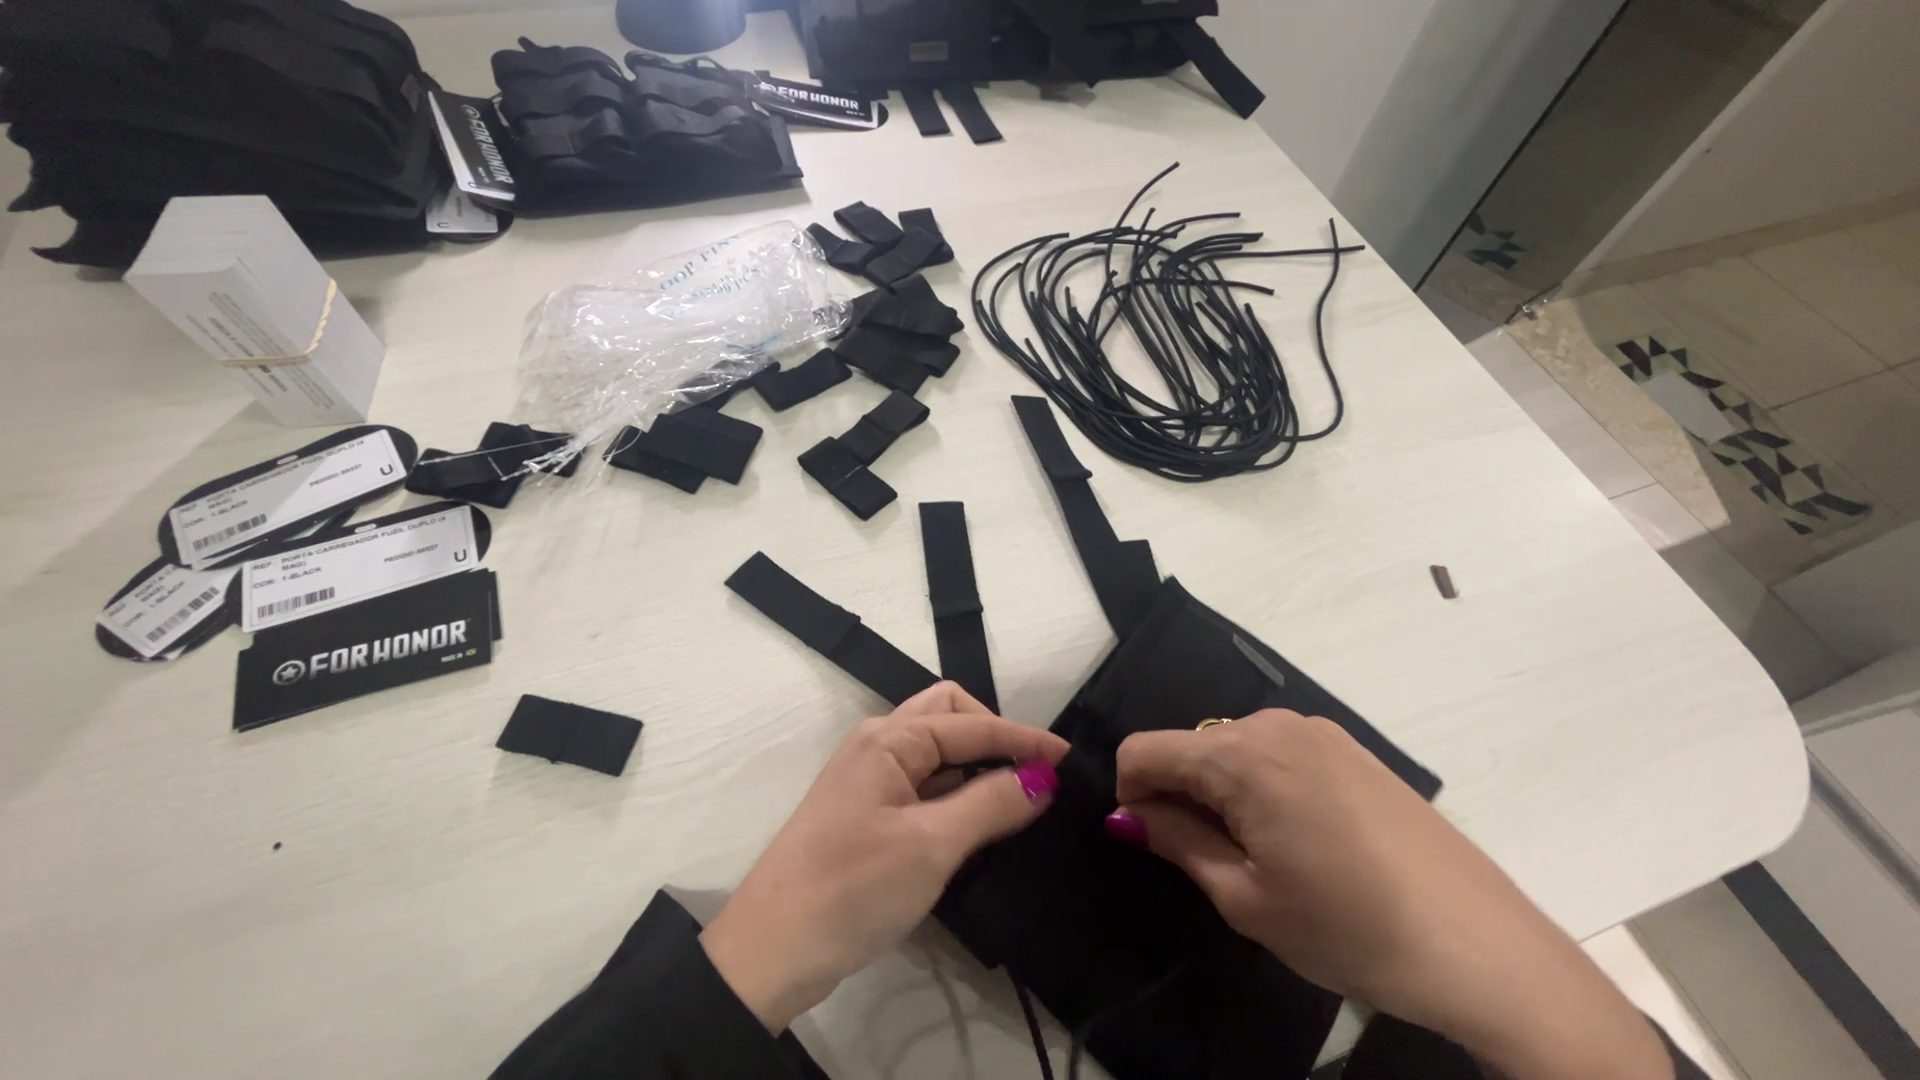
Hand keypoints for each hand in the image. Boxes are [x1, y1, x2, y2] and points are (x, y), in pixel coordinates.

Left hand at [701, 682, 1067, 1032]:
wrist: (772, 951)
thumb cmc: (852, 889)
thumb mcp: (931, 846)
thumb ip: (991, 804)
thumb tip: (1041, 778)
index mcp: (889, 739)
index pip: (971, 723)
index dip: (1023, 738)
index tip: (1069, 760)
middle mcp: (877, 746)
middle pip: (947, 716)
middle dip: (993, 735)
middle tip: (1030, 775)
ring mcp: (868, 779)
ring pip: (935, 750)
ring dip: (975, 763)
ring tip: (1014, 797)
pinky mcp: (867, 813)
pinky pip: (923, 782)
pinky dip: (956, 789)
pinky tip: (976, 820)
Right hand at [1109, 710, 1671, 1079]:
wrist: (1483, 948)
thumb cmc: (1350, 929)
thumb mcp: (1246, 897)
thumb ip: (1176, 841)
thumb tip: (1128, 815)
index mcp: (1242, 754)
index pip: (1144, 750)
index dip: (1130, 796)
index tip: (1151, 844)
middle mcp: (1277, 724)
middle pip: (1190, 746)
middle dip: (1179, 795)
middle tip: (1210, 863)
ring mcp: (1321, 732)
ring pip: (1234, 750)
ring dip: (1221, 793)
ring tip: (1262, 858)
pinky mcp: (1352, 749)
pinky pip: (1278, 755)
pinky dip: (1262, 788)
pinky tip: (1302, 842)